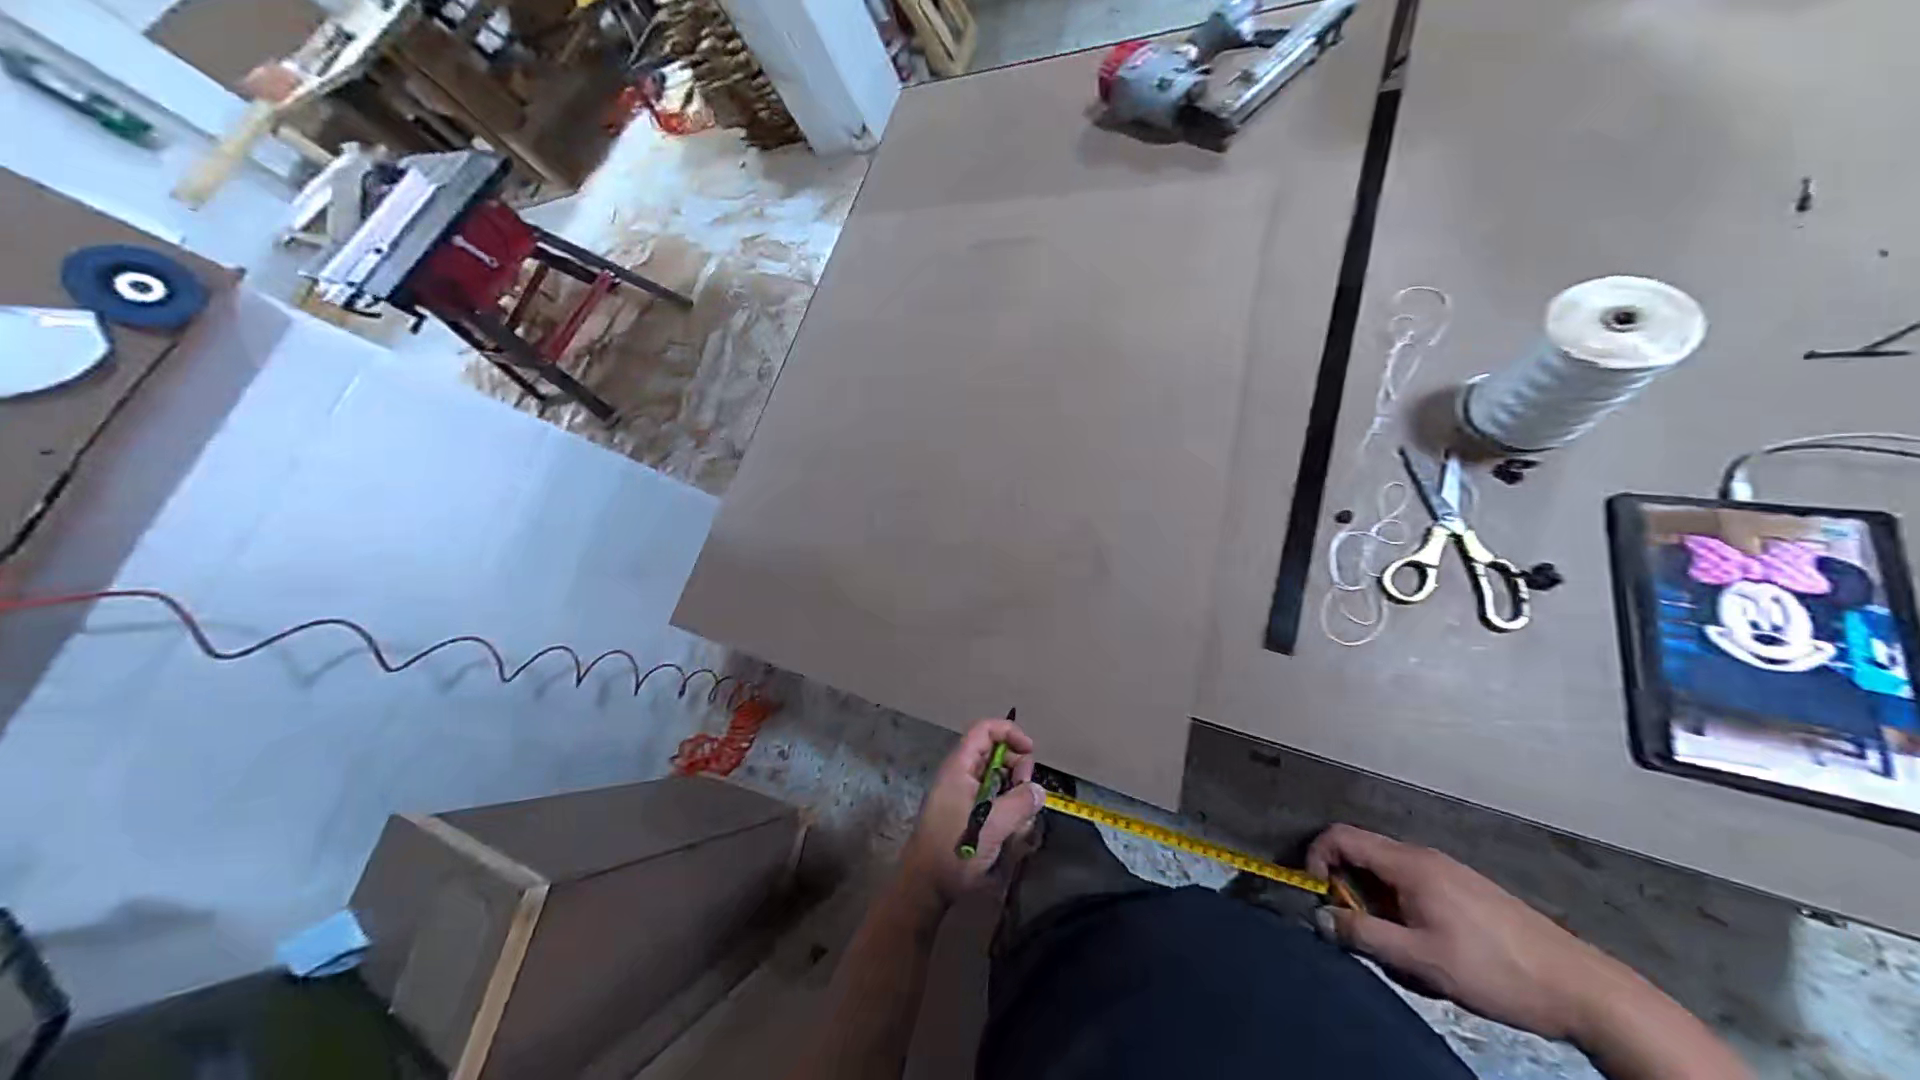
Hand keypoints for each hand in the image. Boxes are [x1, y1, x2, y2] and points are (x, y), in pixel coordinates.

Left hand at [898, 717, 1044, 905]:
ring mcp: (962, 794)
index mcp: (960, 767)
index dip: (1010, 733)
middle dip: (1017, 768)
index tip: (1030, 752)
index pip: (985, 729)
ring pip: (997, 779)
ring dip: (1013, 794)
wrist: (924, 886)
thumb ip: (1020, 802)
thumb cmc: (954, 849)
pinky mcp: (966, 813)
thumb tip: (1038, 790)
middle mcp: (960, 775)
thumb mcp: (992, 824)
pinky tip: (1009, 831)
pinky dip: (1005, 809)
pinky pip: (992, 799)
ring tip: (1017, 821)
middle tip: (1025, 794)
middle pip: (995, 753)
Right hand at [1308, 824, 1626, 1041]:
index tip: (1316, 893)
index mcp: (1409, 864)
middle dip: (1345, 885)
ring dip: (1374, 899)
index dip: (1315, 857)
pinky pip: (1412, 883)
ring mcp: (1448, 870)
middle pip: (1362, 851)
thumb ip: (1363, 934)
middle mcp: (1424, 856)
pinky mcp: (1466, 888)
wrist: (1582, 989)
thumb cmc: (1495, 969)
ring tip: (1394, 942)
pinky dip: (1399, 904)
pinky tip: (1424, 941)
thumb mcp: (1421, 959)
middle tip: (1355, 927)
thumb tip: (1320, 916)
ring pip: (1387, 871)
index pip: (1340, 836)